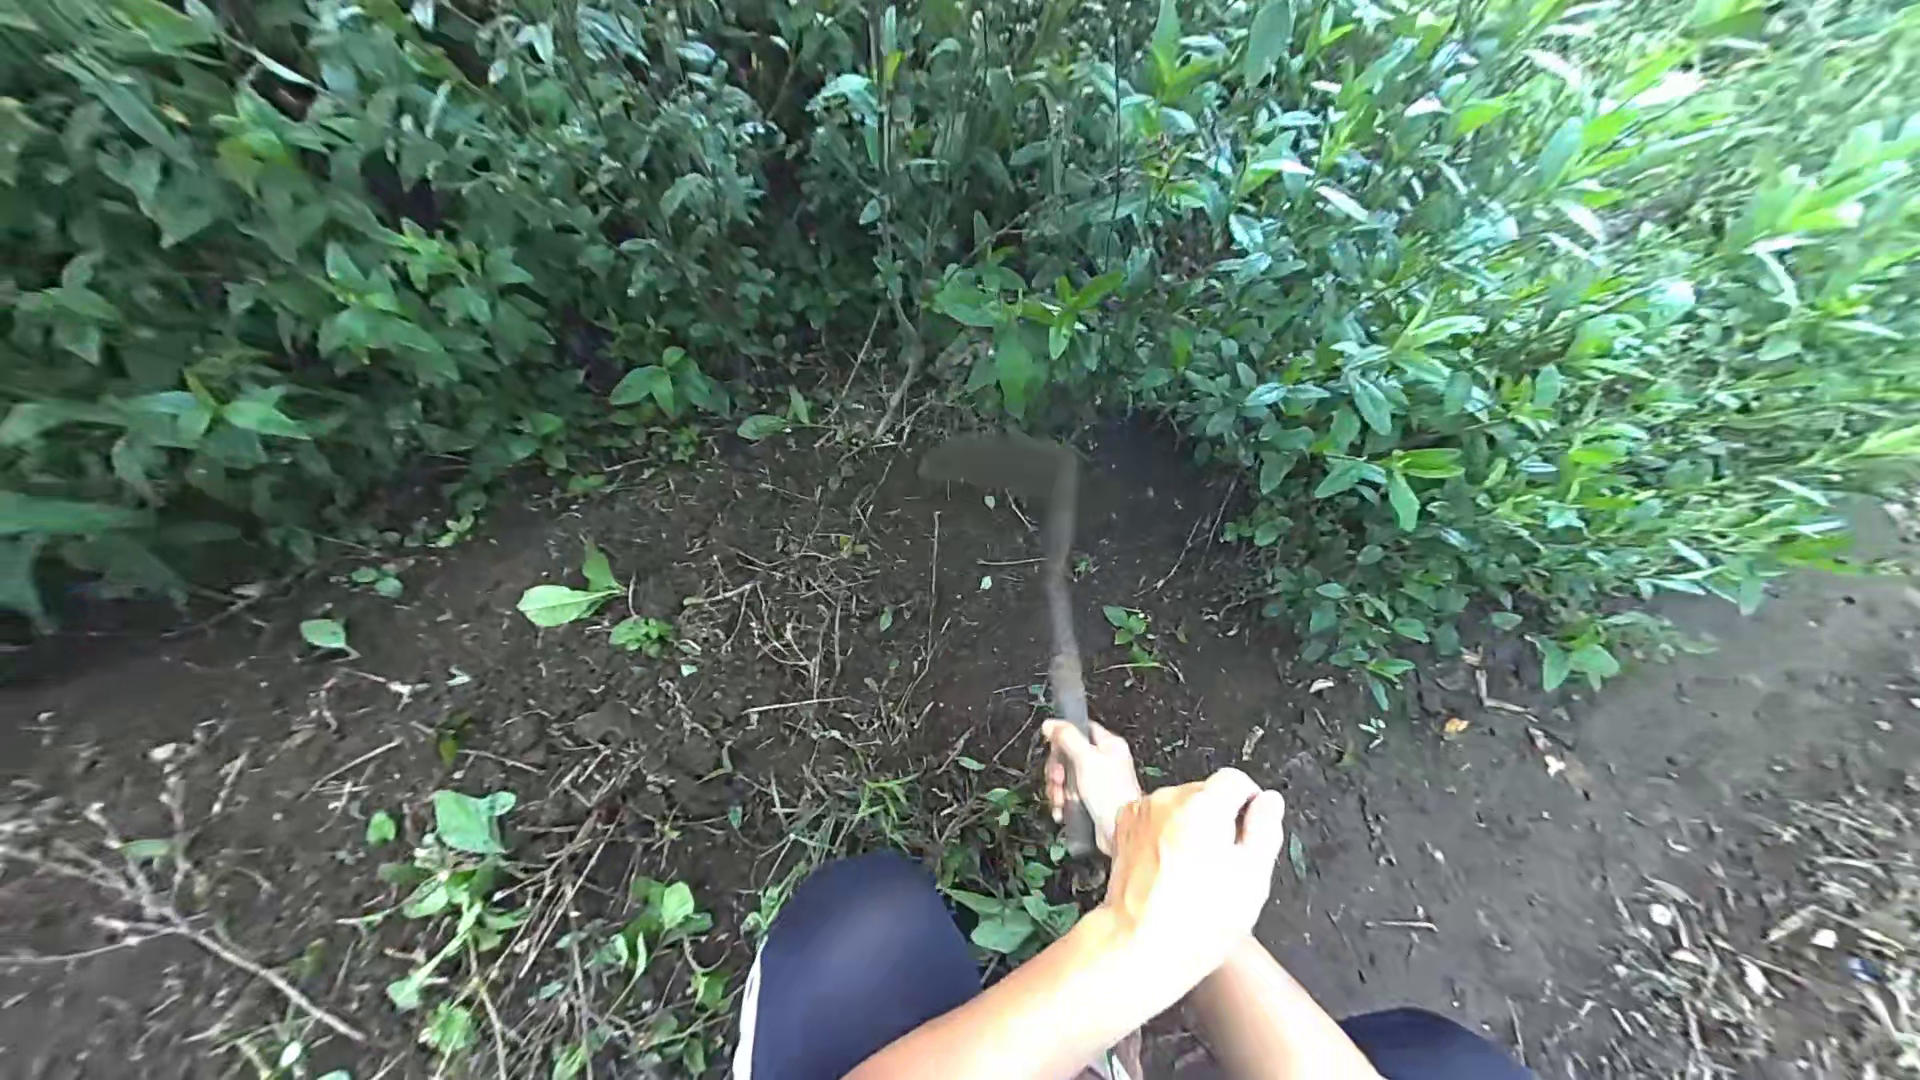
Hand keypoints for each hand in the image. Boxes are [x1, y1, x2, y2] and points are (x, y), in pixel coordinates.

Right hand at [1042, 720, 1142, 854]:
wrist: (1121, 833)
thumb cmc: (1110, 794)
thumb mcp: (1086, 758)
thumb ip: (1067, 737)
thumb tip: (1050, 724)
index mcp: (1108, 745)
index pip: (1080, 729)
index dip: (1063, 737)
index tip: (1054, 748)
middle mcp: (1103, 761)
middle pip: (1068, 754)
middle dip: (1057, 769)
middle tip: (1058, 779)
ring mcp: (1096, 782)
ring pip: (1065, 776)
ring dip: (1057, 788)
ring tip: (1060, 800)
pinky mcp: (1090, 801)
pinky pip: (1068, 795)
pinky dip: (1062, 801)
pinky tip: (1062, 810)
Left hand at [1104, 769, 1286, 987]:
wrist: (1140, 940)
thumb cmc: (1199, 920)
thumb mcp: (1251, 879)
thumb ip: (1264, 829)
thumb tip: (1269, 800)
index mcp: (1203, 806)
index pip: (1235, 779)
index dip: (1250, 801)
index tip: (1251, 826)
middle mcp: (1169, 798)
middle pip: (1206, 791)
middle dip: (1219, 816)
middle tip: (1223, 861)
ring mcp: (1143, 808)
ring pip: (1180, 804)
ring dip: (1190, 823)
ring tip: (1192, 869)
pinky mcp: (1124, 820)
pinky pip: (1156, 814)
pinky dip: (1165, 829)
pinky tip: (1169, 864)